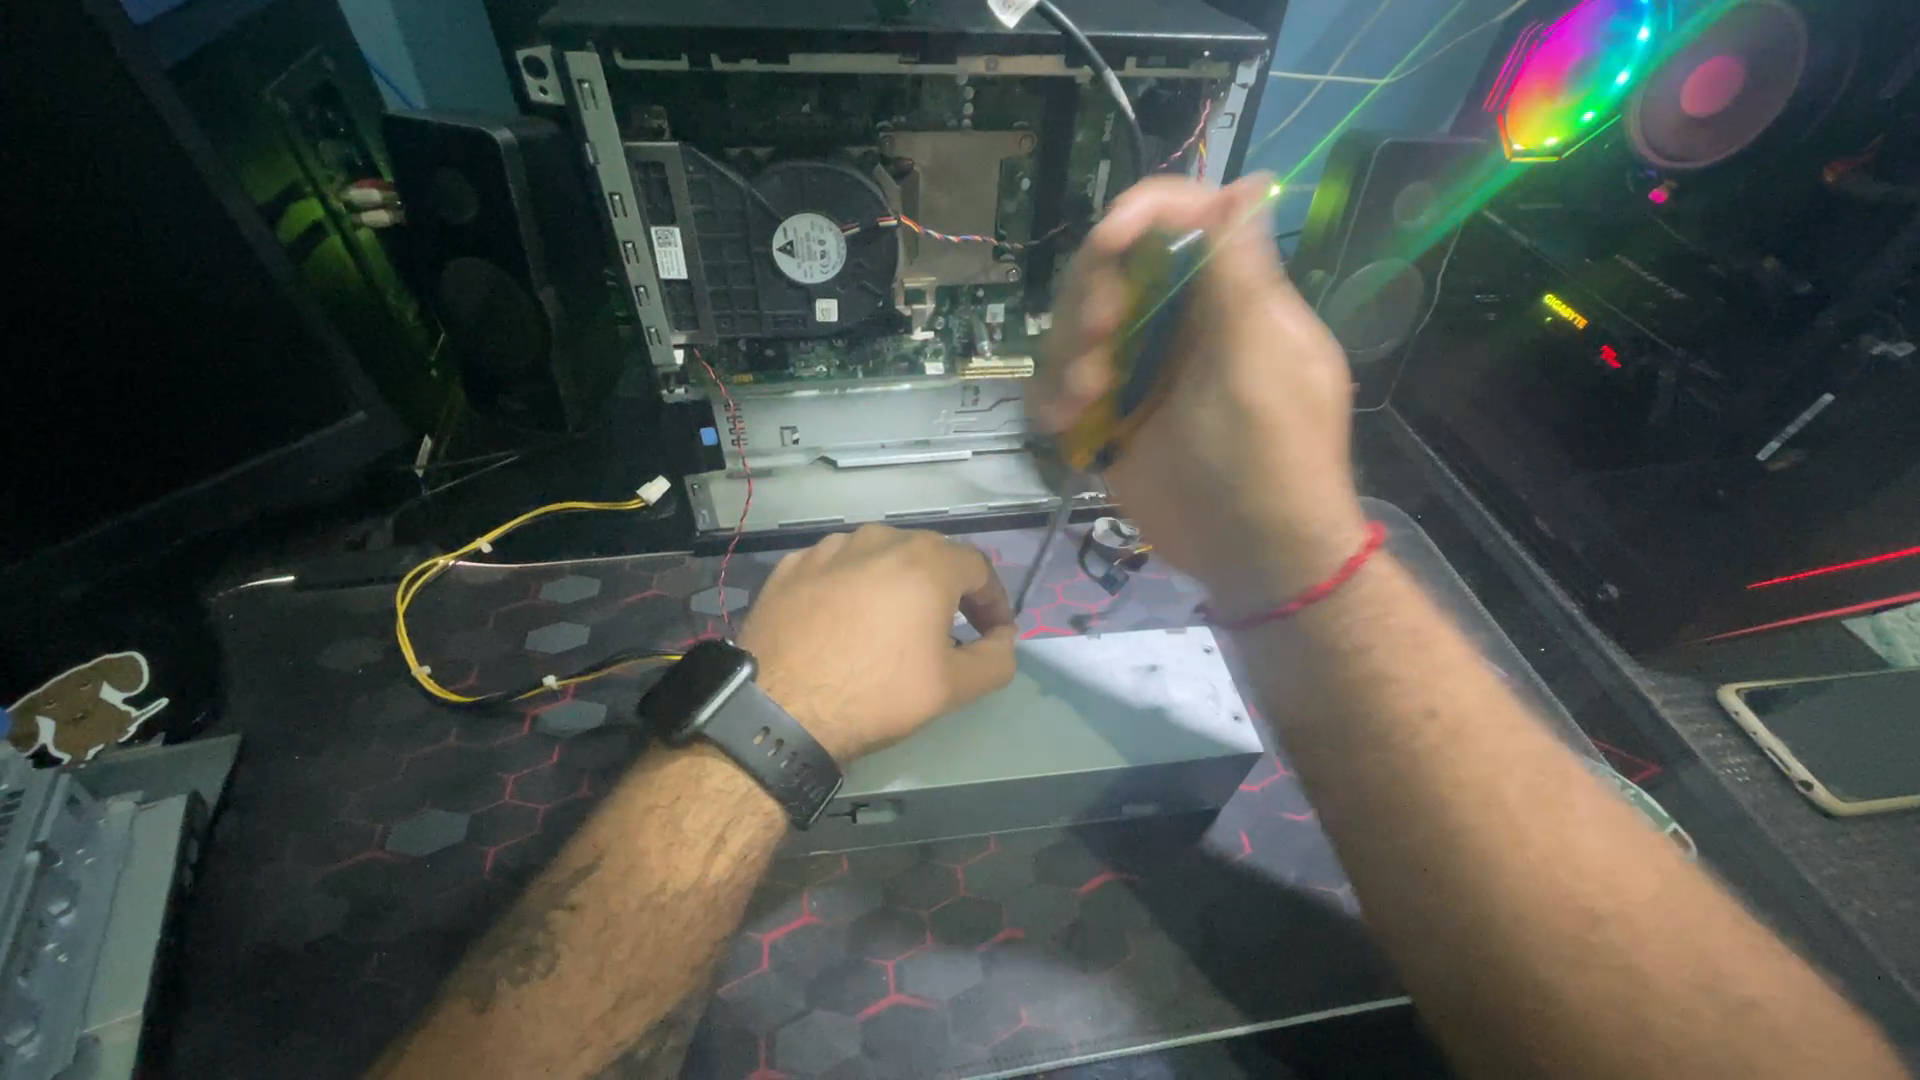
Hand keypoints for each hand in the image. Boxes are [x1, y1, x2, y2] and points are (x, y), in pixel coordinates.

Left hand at [736, 525, 1018, 762]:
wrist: (780, 710)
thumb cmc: (876, 694)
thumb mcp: (954, 688)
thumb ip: (996, 659)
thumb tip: (1003, 639)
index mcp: (926, 561)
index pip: (978, 567)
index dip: (993, 600)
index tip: (994, 632)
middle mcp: (879, 539)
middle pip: (928, 556)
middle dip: (948, 589)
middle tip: (950, 629)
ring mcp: (829, 549)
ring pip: (879, 557)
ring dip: (897, 584)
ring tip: (893, 624)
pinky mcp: (790, 567)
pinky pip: (837, 569)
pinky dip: (852, 588)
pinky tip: (845, 622)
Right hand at [1031, 175, 1368, 608]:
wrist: (1253, 557)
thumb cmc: (1270, 457)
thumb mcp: (1260, 362)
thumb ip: (1243, 274)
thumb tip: (1250, 182)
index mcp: (1224, 298)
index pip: (1180, 223)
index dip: (1140, 215)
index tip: (1109, 242)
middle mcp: (1177, 325)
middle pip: (1109, 272)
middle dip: (1092, 300)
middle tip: (1099, 348)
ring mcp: (1140, 372)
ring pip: (1075, 328)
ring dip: (1065, 356)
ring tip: (1081, 402)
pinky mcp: (1110, 416)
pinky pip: (1061, 386)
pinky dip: (1052, 397)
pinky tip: (1062, 423)